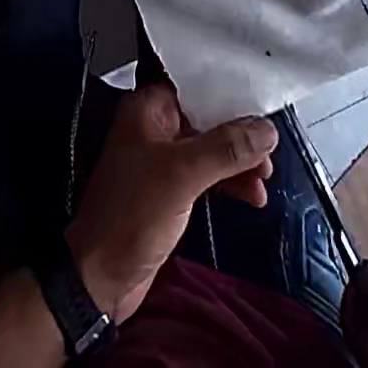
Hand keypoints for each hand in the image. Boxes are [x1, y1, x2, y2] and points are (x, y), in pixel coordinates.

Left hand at [64, 83, 277, 320]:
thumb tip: (267, 130)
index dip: (231, 92)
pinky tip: (251, 193)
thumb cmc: (128, 217)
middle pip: (209, 118)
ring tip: (264, 176)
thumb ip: (226, 148)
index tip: (263, 102)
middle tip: (268, 147)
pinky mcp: (171, 189)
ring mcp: (163, 160)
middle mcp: (155, 128)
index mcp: (147, 110)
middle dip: (241, 133)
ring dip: (240, 160)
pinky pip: (209, 173)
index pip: (197, 85)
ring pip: (212, 147)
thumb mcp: (182, 175)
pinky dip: (231, 181)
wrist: (99, 281)